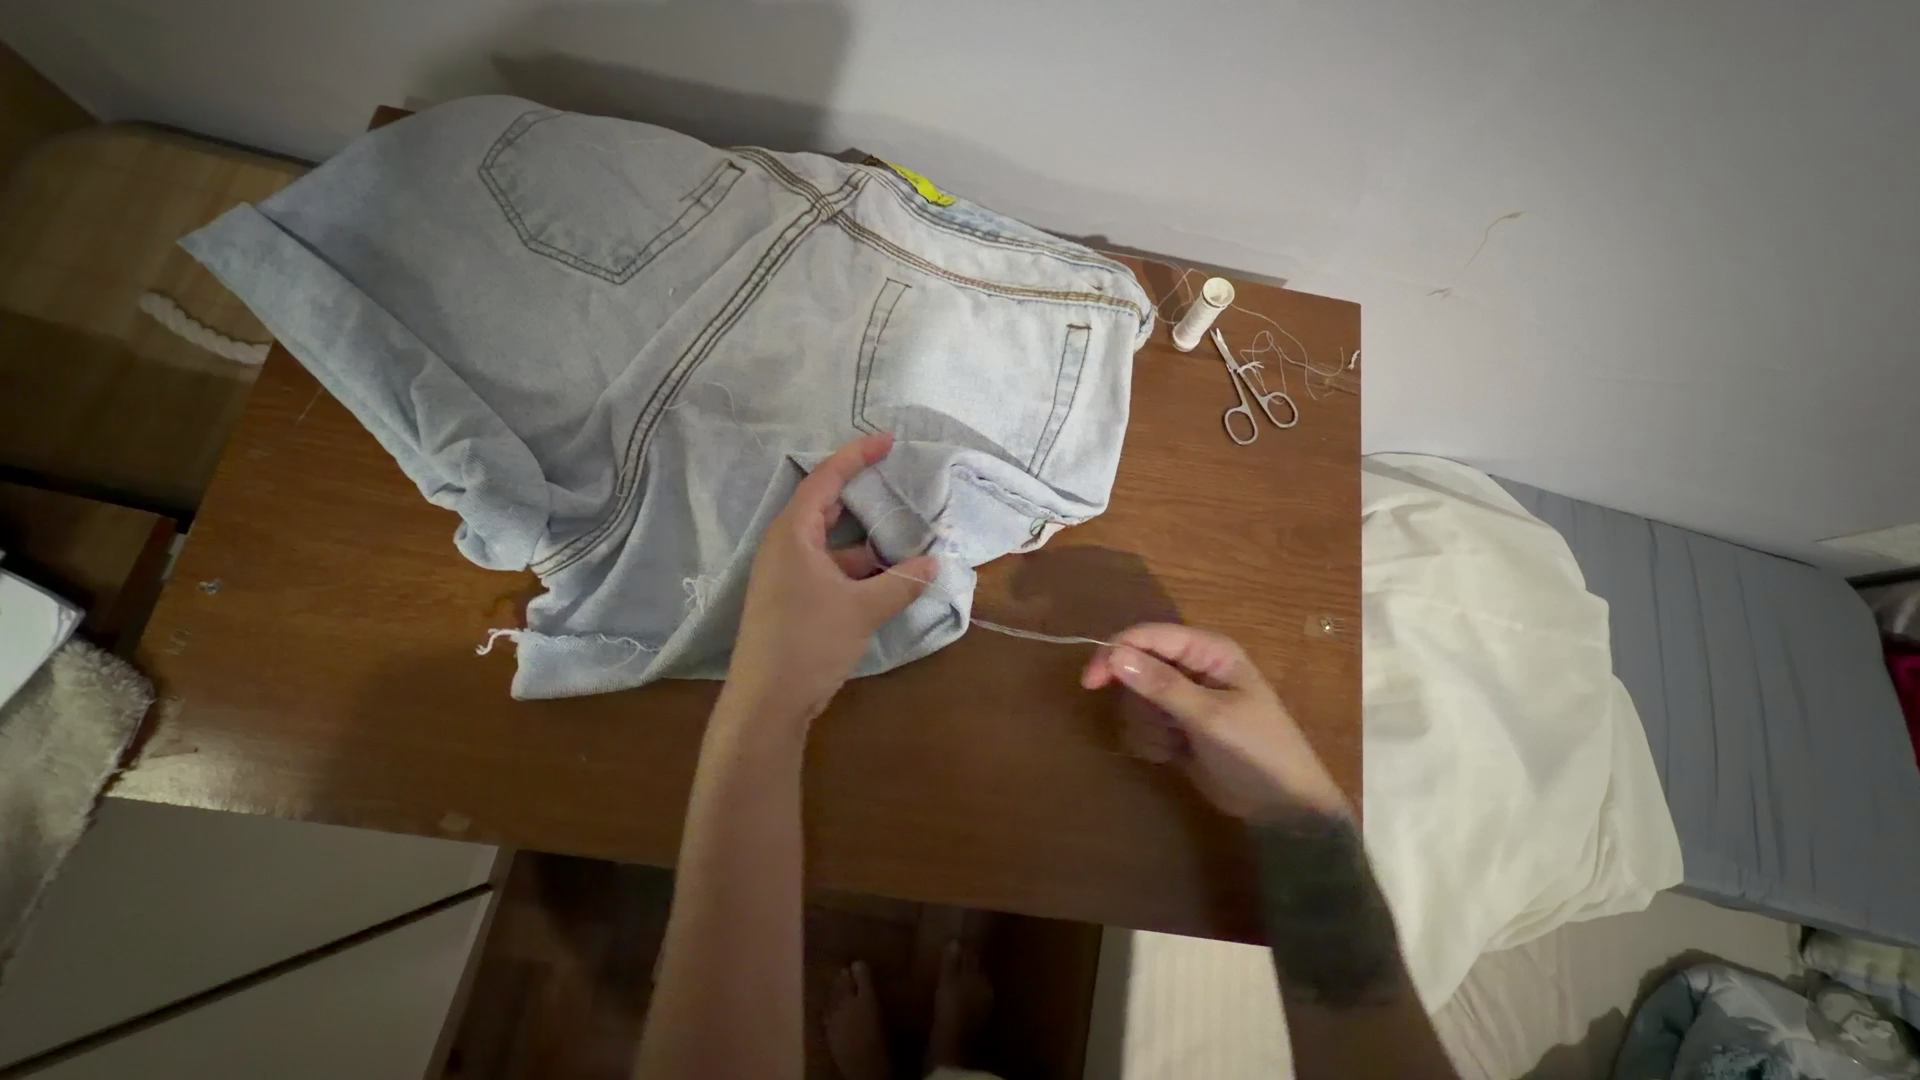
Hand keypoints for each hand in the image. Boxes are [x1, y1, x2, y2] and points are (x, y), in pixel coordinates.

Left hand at [726, 432, 934, 724]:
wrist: (767, 701)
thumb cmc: (809, 642)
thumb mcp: (862, 609)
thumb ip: (902, 582)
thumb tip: (935, 563)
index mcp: (792, 534)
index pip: (825, 479)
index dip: (857, 456)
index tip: (888, 440)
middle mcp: (785, 547)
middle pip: (826, 507)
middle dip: (863, 497)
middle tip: (899, 483)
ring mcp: (786, 575)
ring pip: (832, 544)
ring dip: (866, 544)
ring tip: (907, 540)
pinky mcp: (792, 600)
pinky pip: (829, 570)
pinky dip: (857, 570)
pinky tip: (888, 580)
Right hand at [1082, 624, 1350, 821]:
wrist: (1282, 807)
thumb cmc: (1255, 751)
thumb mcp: (1209, 716)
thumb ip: (1160, 685)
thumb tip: (1114, 655)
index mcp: (1209, 651)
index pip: (1149, 636)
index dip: (1116, 653)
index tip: (1090, 681)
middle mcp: (1194, 667)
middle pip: (1138, 665)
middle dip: (1138, 698)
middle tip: (1153, 724)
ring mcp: (1185, 698)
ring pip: (1137, 698)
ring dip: (1147, 724)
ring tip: (1175, 743)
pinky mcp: (1178, 727)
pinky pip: (1145, 723)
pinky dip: (1153, 740)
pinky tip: (1176, 755)